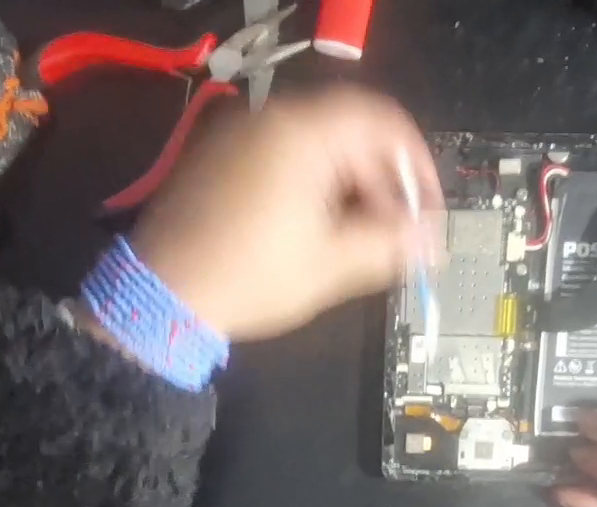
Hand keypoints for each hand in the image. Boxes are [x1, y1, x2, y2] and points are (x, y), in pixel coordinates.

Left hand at [128, 86, 440, 341]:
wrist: (163, 296)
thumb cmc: (245, 278)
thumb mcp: (330, 266)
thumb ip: (391, 246)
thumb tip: (432, 243)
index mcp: (302, 134)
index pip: (383, 124)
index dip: (416, 167)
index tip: (425, 210)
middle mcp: (269, 120)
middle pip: (350, 134)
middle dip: (382, 184)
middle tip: (395, 234)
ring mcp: (240, 137)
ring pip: (317, 149)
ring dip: (349, 189)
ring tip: (359, 240)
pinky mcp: (221, 161)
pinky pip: (283, 160)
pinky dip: (312, 188)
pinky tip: (318, 231)